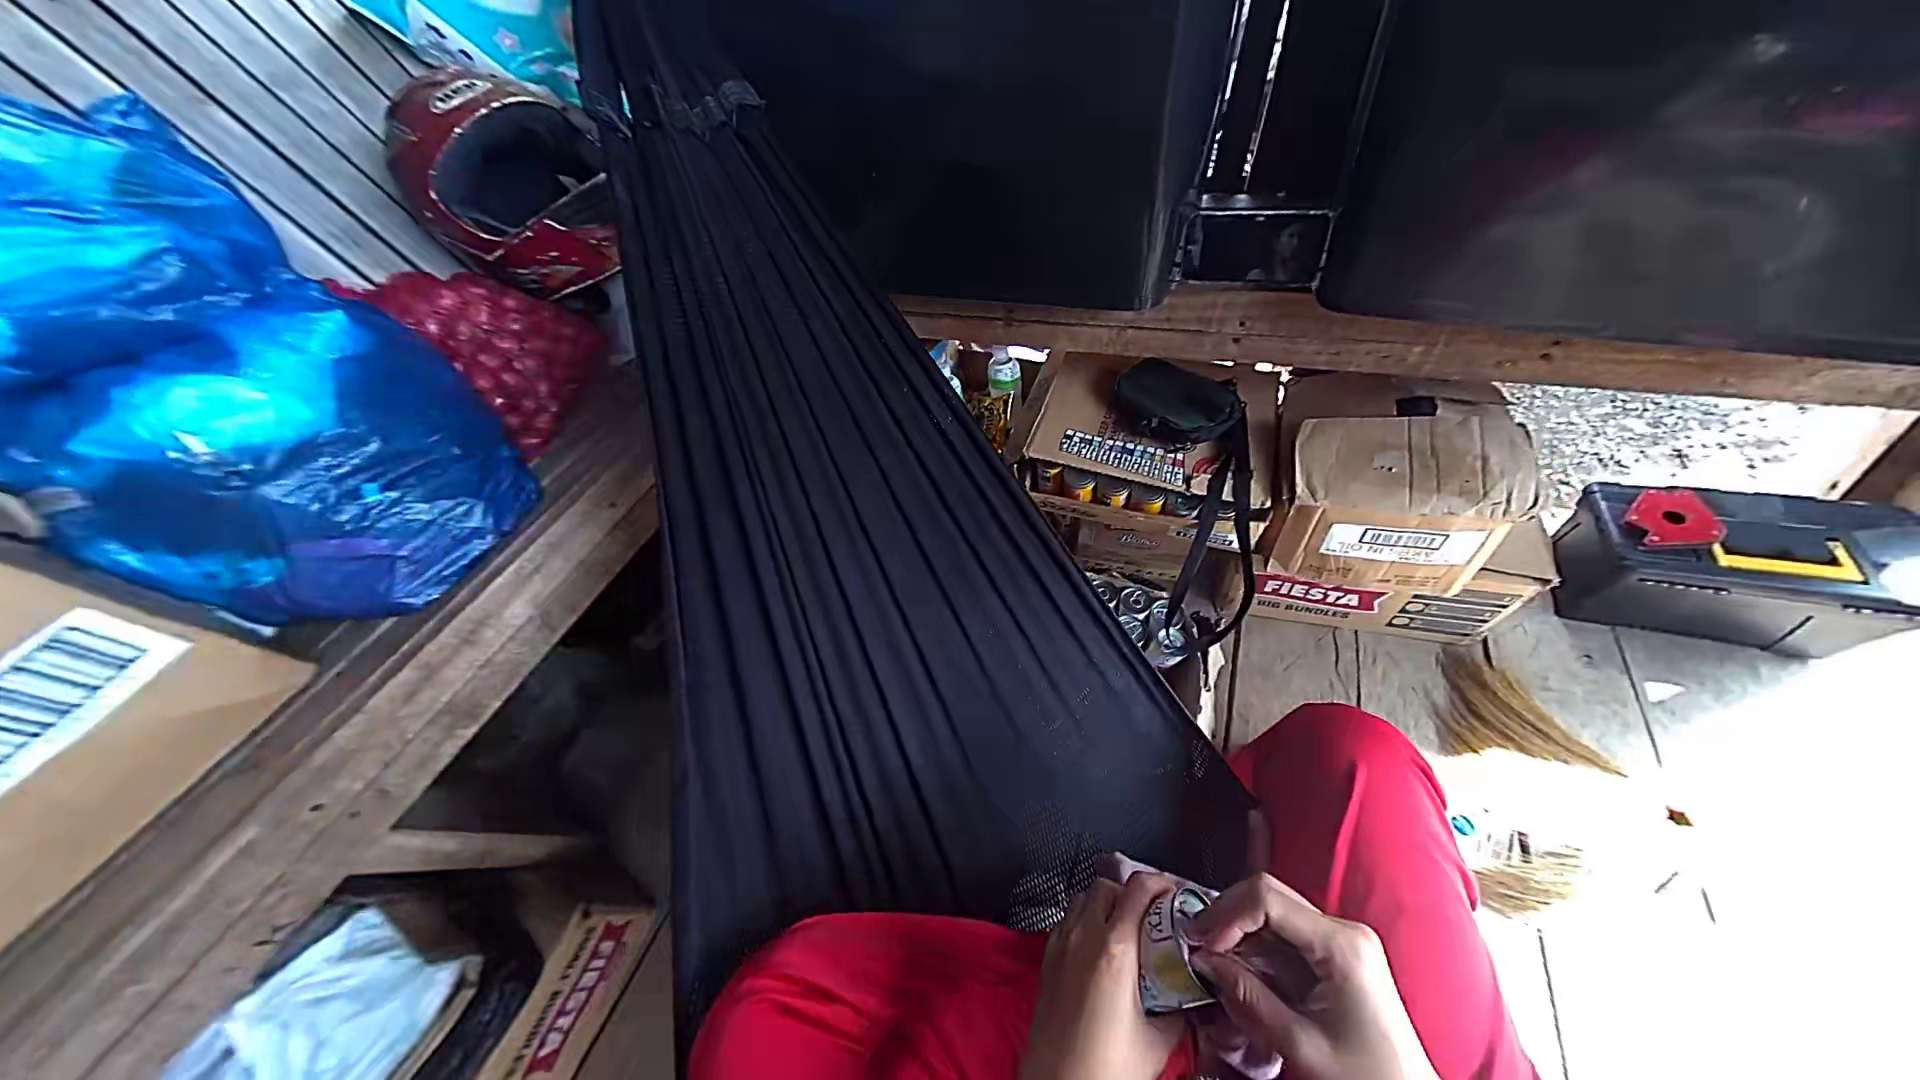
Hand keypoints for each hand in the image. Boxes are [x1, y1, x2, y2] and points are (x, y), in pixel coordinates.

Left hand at [1019, 873, 1185, 1079]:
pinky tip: (1097, 946)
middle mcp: (1084, 936)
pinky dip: (1083, 920)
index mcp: (1114, 948)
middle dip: (1131, 893)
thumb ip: (1177, 1009)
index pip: (1137, 890)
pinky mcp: (1047, 959)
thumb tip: (1188, 994)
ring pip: (1082, 898)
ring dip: (1105, 903)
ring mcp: (1061, 944)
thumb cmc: (1105, 1068)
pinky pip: (1066, 920)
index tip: (1173, 892)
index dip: (1159, 882)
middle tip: (1152, 914)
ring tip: (1125, 928)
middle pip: (1107, 886)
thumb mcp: (1157, 1042)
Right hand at [1187, 874, 1437, 1079]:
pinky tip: (1236, 969)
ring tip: (1212, 962)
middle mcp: (1343, 932)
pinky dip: (1250, 947)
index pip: (1266, 897)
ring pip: (1267, 912)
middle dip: (1224, 918)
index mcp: (1343, 946)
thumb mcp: (1301, 1046)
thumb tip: (1205, 961)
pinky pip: (1278, 934)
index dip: (1225, 915)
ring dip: (1234, 932)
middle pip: (1264, 894)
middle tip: (1197, 946)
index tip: (1202, 943)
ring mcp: (1338, 940)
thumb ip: (1248, 998)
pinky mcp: (1331, 954)